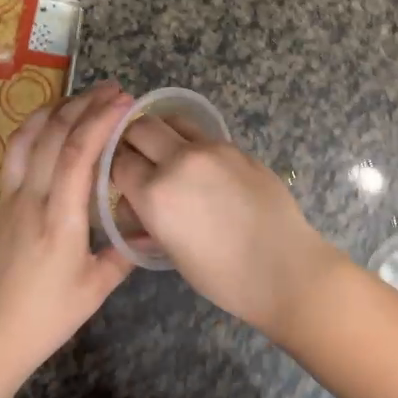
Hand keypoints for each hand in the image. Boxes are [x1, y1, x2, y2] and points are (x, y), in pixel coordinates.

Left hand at [0, 82, 135, 386]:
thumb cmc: (42, 320)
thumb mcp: (93, 291)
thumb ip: (123, 254)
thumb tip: (151, 227)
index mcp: (60, 219)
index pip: (80, 152)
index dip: (101, 119)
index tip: (125, 100)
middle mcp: (32, 198)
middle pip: (54, 134)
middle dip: (84, 103)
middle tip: (112, 90)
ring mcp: (9, 198)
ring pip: (28, 138)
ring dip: (56, 109)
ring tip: (81, 97)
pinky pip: (16, 155)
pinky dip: (35, 130)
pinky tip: (48, 128)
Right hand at [110, 116, 342, 338]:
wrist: (284, 268)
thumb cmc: (223, 276)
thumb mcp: (171, 253)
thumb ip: (147, 219)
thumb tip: (134, 204)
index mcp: (155, 194)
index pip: (118, 162)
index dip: (114, 167)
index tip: (117, 176)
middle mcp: (178, 161)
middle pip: (139, 127)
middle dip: (131, 139)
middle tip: (135, 156)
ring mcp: (210, 149)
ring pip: (171, 120)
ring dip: (161, 131)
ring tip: (164, 150)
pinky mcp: (235, 147)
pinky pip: (201, 133)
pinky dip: (189, 140)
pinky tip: (198, 163)